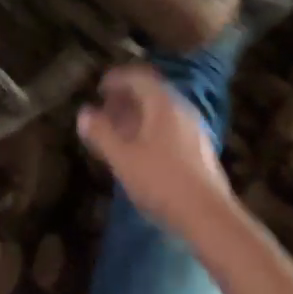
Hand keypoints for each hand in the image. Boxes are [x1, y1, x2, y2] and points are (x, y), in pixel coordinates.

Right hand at [77, 64, 231, 233]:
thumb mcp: (123, 158)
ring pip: (162, 111)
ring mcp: (194, 129)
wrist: (209, 216)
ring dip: (139, 115)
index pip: (138, 76)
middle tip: (106, 110)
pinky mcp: (201, 150)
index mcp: (163, 103)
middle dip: (126, 98)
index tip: (99, 88)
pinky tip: (142, 152)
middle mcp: (181, 108)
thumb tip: (83, 113)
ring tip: (120, 132)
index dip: (116, 79)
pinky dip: (152, 129)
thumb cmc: (161, 181)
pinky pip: (171, 127)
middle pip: (151, 92)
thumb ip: (101, 133)